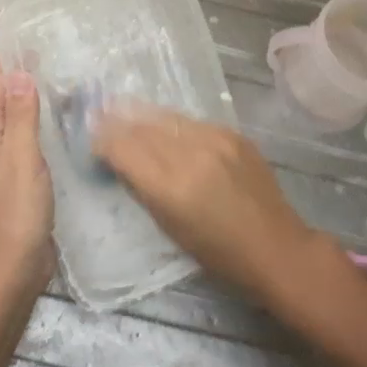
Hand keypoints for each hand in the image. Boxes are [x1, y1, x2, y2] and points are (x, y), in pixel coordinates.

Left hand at [0, 33, 53, 295]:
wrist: (14, 265)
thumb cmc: (17, 211)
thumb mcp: (22, 159)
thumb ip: (22, 117)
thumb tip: (20, 72)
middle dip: (4, 66)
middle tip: (27, 42)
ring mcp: (3, 159)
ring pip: (7, 113)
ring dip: (19, 89)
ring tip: (41, 69)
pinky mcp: (18, 174)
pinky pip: (21, 132)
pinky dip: (31, 114)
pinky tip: (50, 116)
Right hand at [93, 106, 325, 299]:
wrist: (277, 248)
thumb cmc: (219, 254)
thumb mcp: (170, 227)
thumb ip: (143, 189)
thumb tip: (119, 161)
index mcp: (172, 186)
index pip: (124, 148)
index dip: (102, 140)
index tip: (90, 139)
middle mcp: (192, 154)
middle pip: (142, 126)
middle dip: (117, 121)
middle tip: (98, 115)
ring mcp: (216, 139)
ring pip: (167, 117)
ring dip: (142, 116)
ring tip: (124, 111)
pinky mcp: (233, 134)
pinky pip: (192, 122)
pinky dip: (172, 124)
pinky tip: (165, 128)